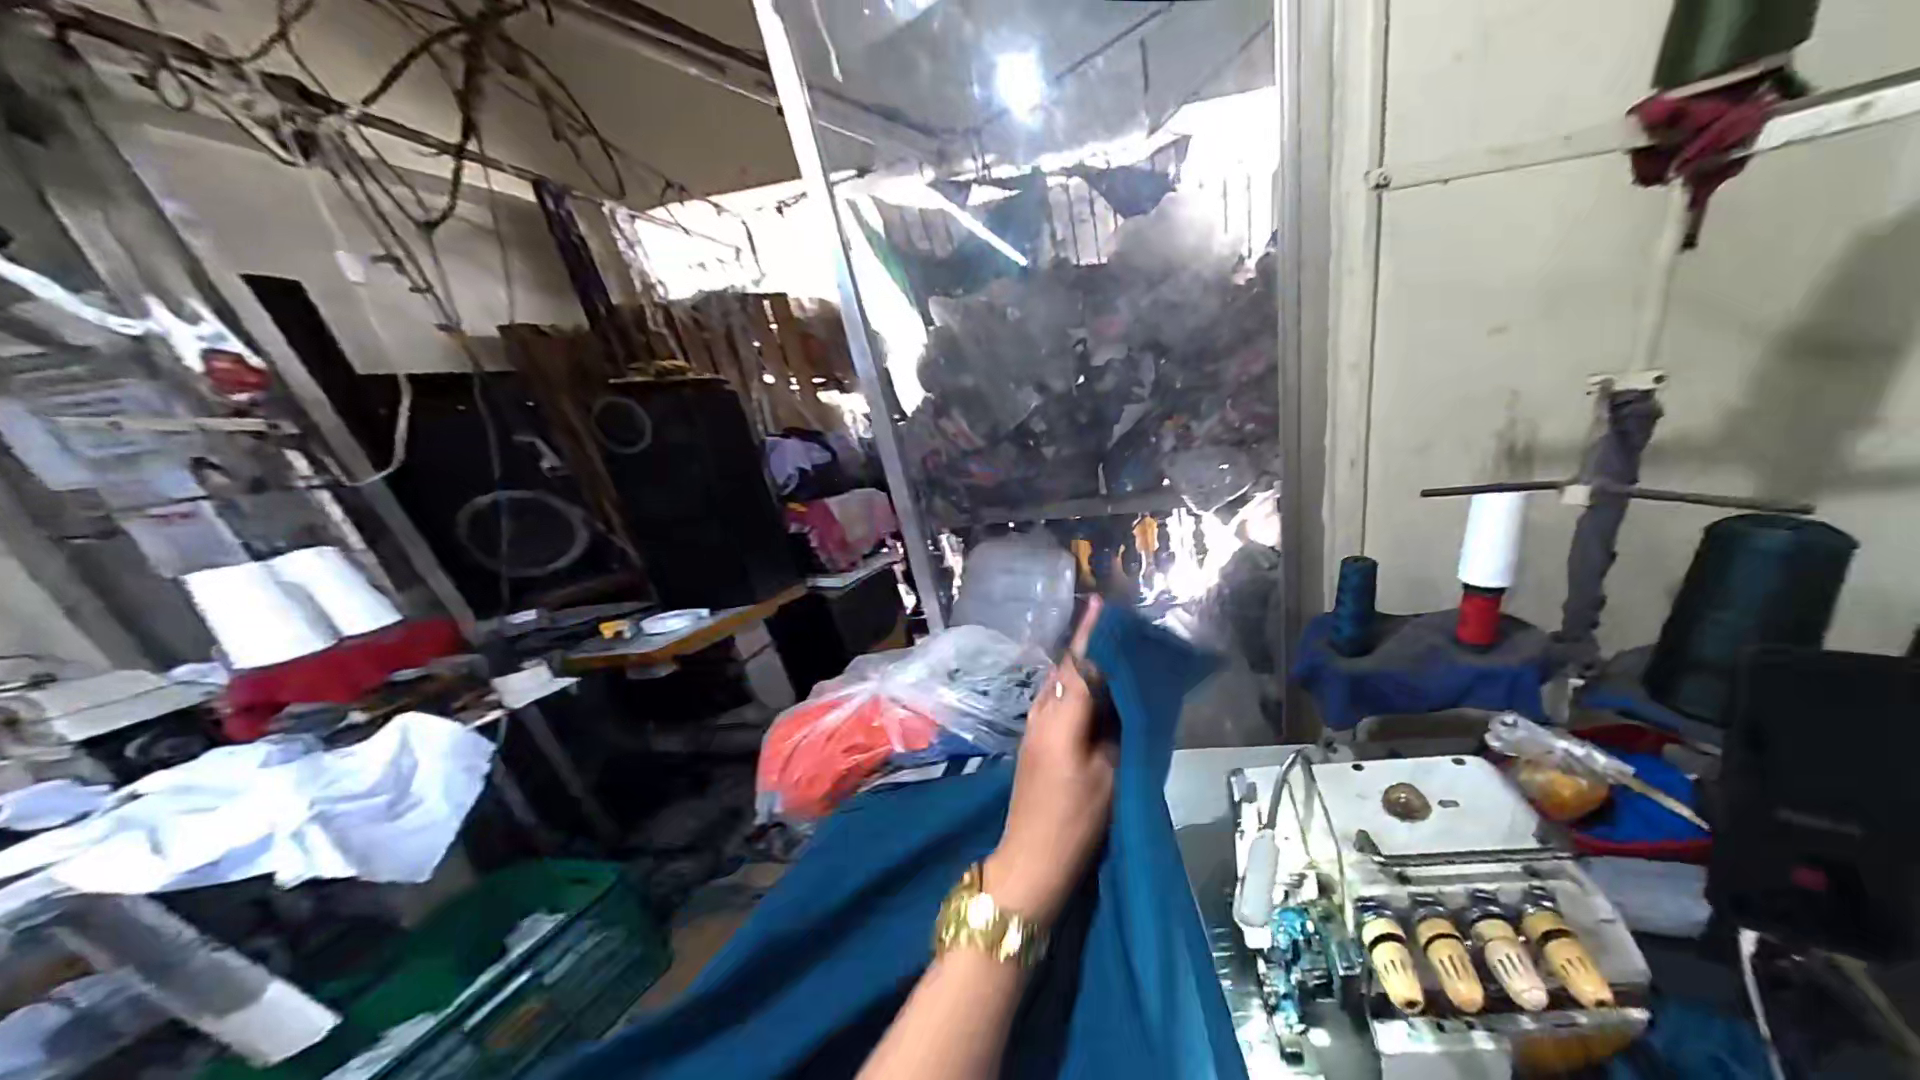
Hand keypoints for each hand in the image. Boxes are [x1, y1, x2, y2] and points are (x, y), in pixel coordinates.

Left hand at [985, 598, 1114, 925]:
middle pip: (1066, 670)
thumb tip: (1119, 702)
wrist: (1031, 859)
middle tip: (1118, 629)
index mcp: (1060, 718)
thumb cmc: (1076, 821)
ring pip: (1059, 686)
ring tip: (1111, 655)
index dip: (1092, 634)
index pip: (1078, 665)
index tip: (1101, 603)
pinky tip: (1094, 695)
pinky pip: (1056, 703)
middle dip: (1089, 647)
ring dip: (1081, 668)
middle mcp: (1041, 714)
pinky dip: (1075, 691)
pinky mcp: (1033, 743)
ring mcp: (1032, 728)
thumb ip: (1115, 732)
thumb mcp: (1110, 776)